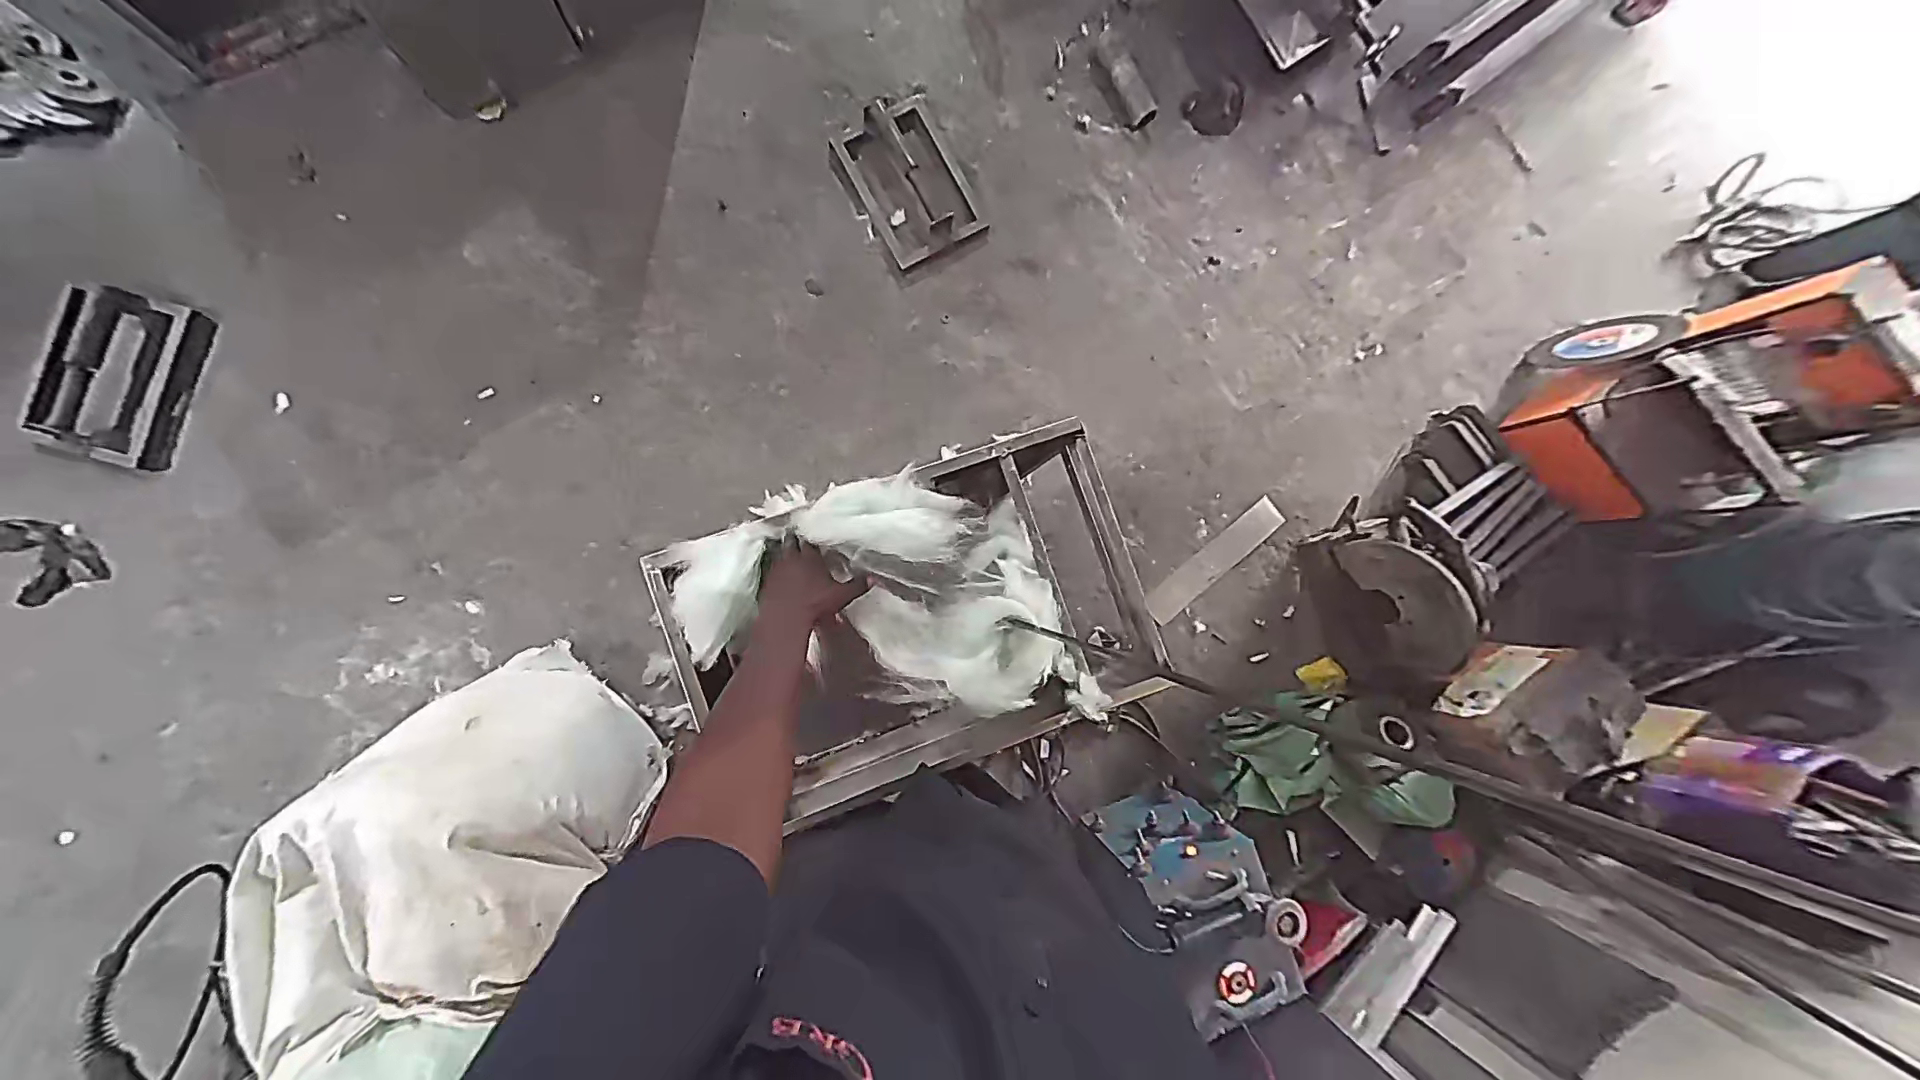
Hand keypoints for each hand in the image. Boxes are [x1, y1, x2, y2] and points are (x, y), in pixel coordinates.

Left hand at [756, 541, 869, 635]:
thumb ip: (858, 585)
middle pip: (792, 540)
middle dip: (796, 537)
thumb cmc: (815, 603)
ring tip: (790, 550)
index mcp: (811, 556)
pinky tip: (780, 571)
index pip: (811, 539)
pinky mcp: (767, 578)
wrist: (785, 617)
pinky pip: (772, 566)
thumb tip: (874, 577)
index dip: (813, 534)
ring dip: (785, 550)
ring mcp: (777, 567)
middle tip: (801, 536)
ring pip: (780, 551)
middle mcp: (792, 557)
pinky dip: (777, 565)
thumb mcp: (842, 595)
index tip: (816, 532)